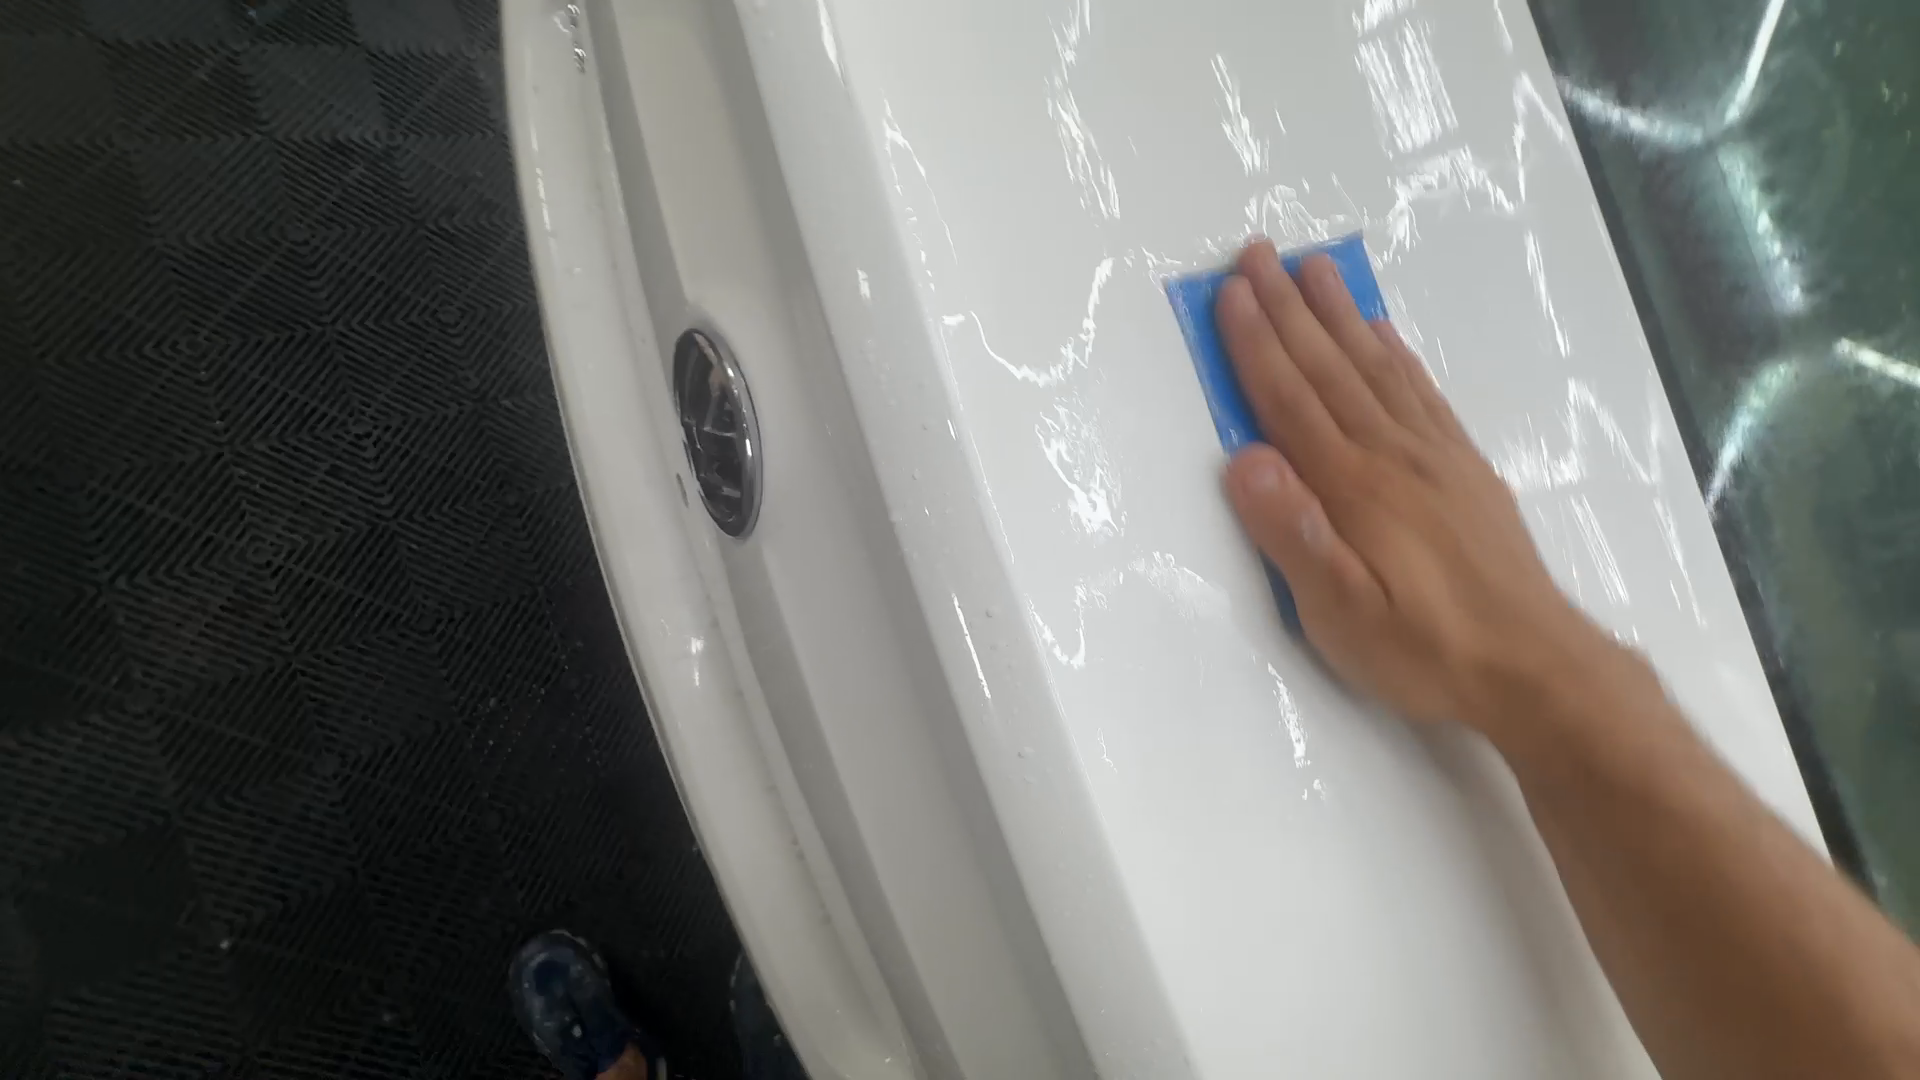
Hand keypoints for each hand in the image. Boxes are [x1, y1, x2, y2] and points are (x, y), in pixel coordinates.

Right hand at [1217, 240, 1617, 733]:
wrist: (1535, 670)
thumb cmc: (1422, 647)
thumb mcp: (1339, 611)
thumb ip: (1292, 533)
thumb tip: (1244, 458)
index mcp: (1353, 485)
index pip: (1290, 399)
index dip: (1256, 343)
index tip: (1231, 291)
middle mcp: (1391, 453)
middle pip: (1328, 367)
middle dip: (1287, 308)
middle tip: (1260, 252)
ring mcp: (1432, 456)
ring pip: (1373, 367)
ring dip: (1337, 314)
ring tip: (1313, 268)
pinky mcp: (1461, 468)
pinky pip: (1419, 392)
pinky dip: (1393, 352)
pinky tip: (1381, 332)